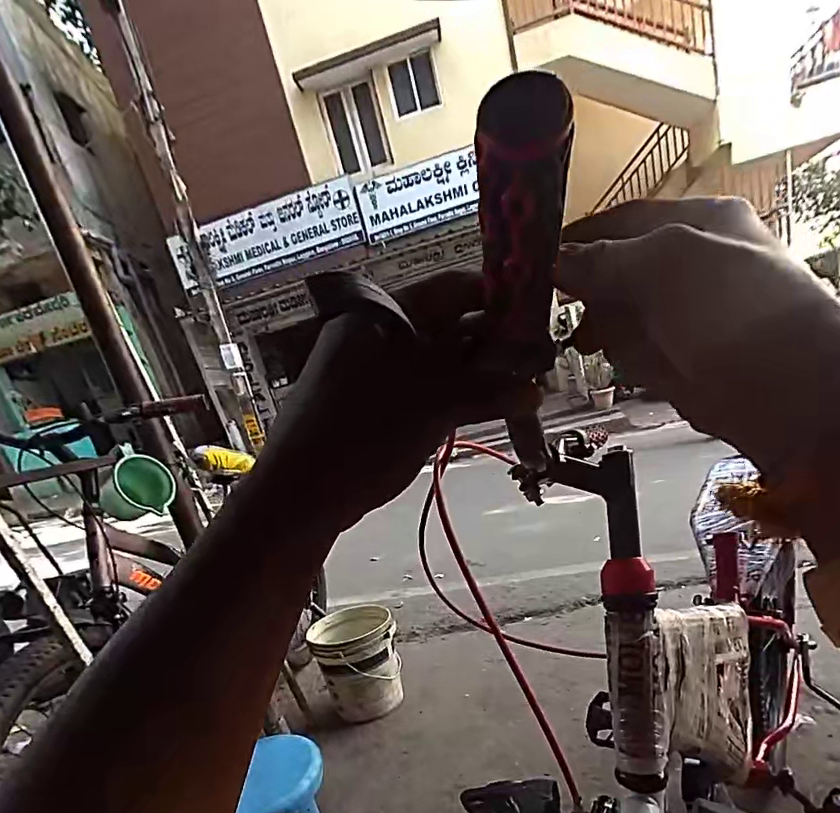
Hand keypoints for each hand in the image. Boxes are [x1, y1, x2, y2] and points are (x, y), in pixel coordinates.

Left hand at [252, 269, 538, 532]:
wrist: (300, 496)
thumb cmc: (360, 437)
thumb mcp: (429, 404)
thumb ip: (483, 388)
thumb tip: (534, 388)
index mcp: (382, 315)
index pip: (451, 289)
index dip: (497, 300)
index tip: (539, 318)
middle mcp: (379, 336)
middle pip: (448, 327)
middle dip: (492, 344)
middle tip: (535, 365)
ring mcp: (375, 373)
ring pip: (438, 364)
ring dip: (477, 376)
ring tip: (520, 390)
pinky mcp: (376, 407)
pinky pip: (423, 392)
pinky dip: (454, 399)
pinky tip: (487, 410)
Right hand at [556, 198, 839, 471]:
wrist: (783, 386)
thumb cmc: (730, 307)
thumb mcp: (663, 262)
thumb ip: (604, 259)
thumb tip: (557, 260)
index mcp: (700, 223)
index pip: (626, 220)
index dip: (582, 235)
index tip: (539, 257)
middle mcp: (691, 265)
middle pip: (619, 268)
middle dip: (585, 285)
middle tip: (549, 303)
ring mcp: (683, 315)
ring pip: (621, 312)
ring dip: (595, 322)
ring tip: (579, 336)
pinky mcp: (676, 359)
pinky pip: (631, 349)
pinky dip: (613, 351)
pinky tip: (602, 356)